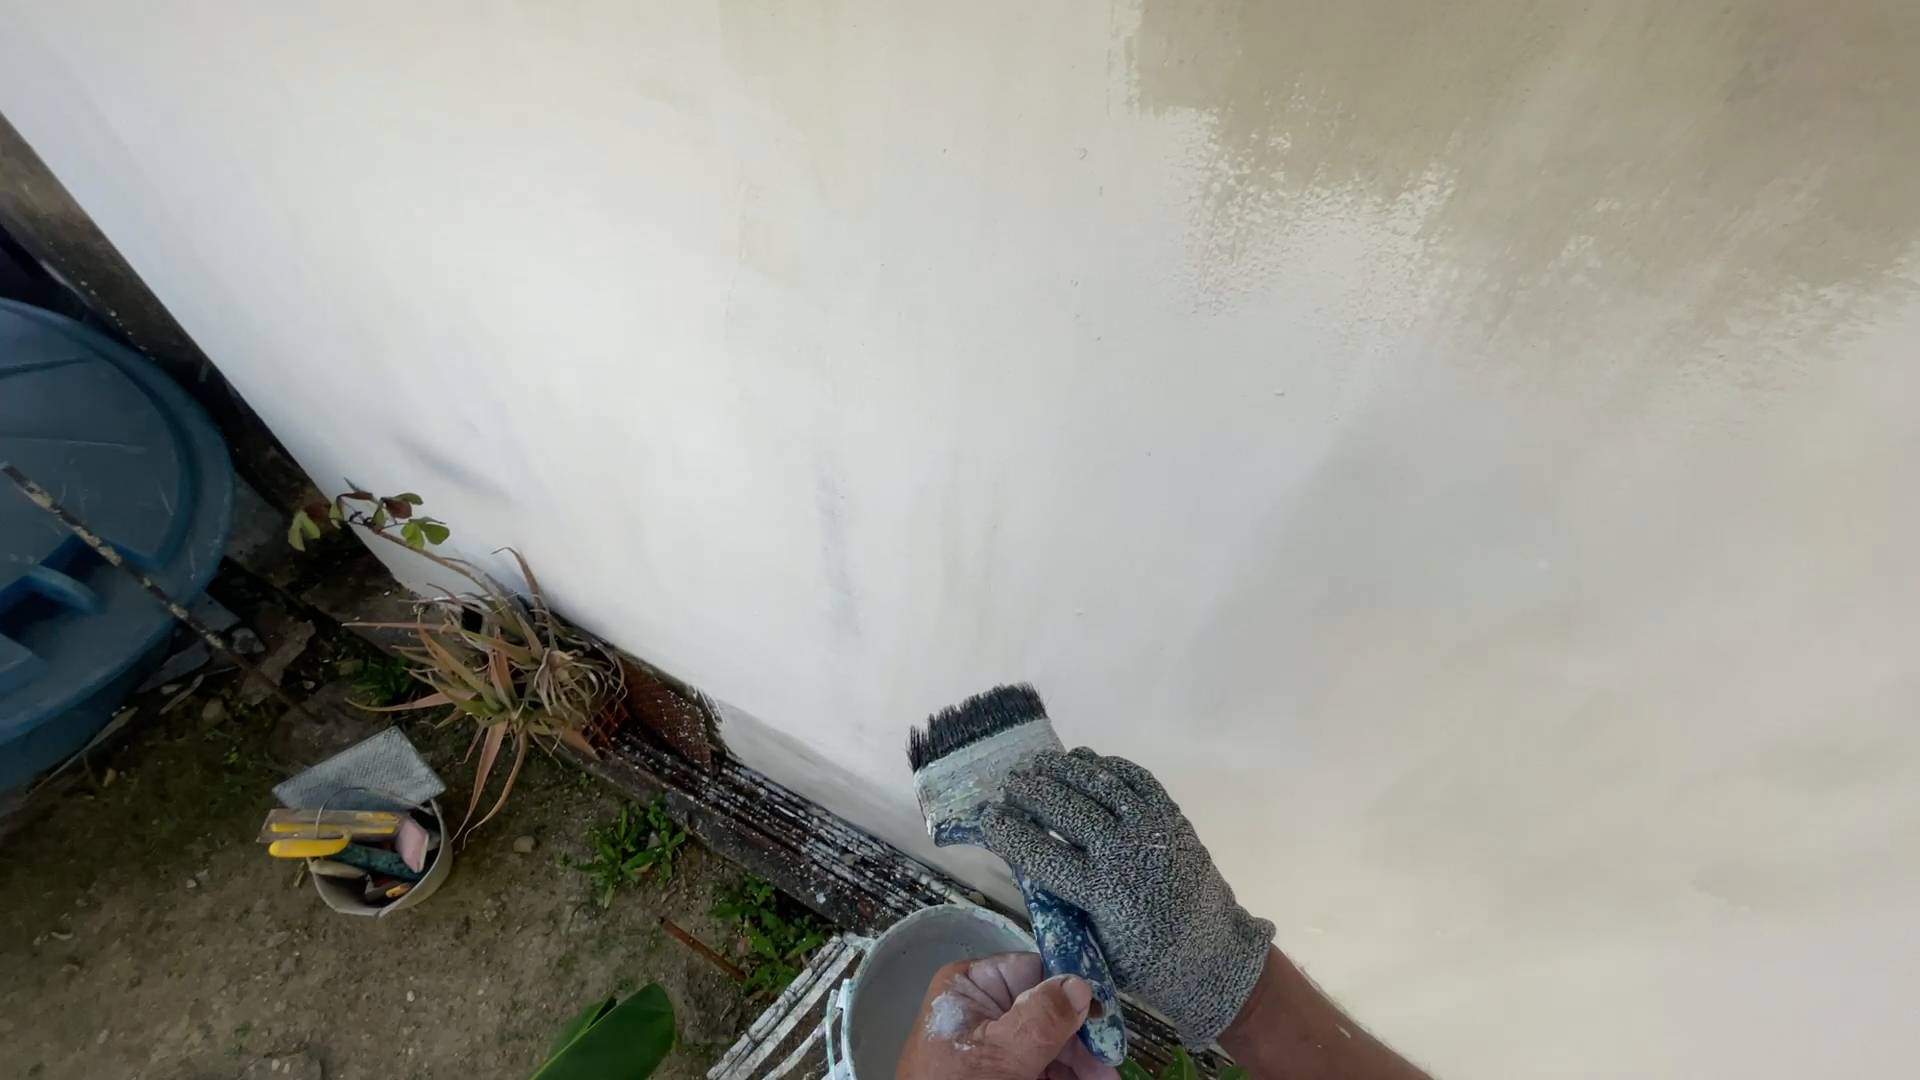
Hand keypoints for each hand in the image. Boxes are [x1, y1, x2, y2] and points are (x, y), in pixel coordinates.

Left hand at [896, 951, 1119, 1079]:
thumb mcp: (998, 1055)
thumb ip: (1040, 1019)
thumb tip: (1080, 984)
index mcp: (970, 986)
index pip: (1032, 970)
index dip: (1070, 990)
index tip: (1103, 1014)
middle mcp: (984, 1010)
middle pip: (1047, 1012)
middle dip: (1081, 1039)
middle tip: (1111, 1064)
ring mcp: (994, 1047)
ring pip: (1051, 1045)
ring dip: (1082, 1063)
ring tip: (1109, 1078)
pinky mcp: (1004, 1074)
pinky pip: (1043, 1069)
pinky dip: (1066, 1077)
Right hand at [982, 749, 1274, 1048]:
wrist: (1213, 955)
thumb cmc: (1146, 960)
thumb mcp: (1095, 944)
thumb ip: (1062, 903)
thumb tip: (1026, 863)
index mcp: (1104, 893)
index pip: (1042, 855)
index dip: (1010, 833)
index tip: (989, 817)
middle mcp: (1125, 854)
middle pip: (1067, 809)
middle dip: (1032, 792)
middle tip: (1010, 782)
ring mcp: (1150, 828)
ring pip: (1099, 784)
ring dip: (1064, 769)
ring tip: (1040, 763)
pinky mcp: (1170, 815)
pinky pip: (1134, 777)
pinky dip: (1105, 765)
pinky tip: (1084, 761)